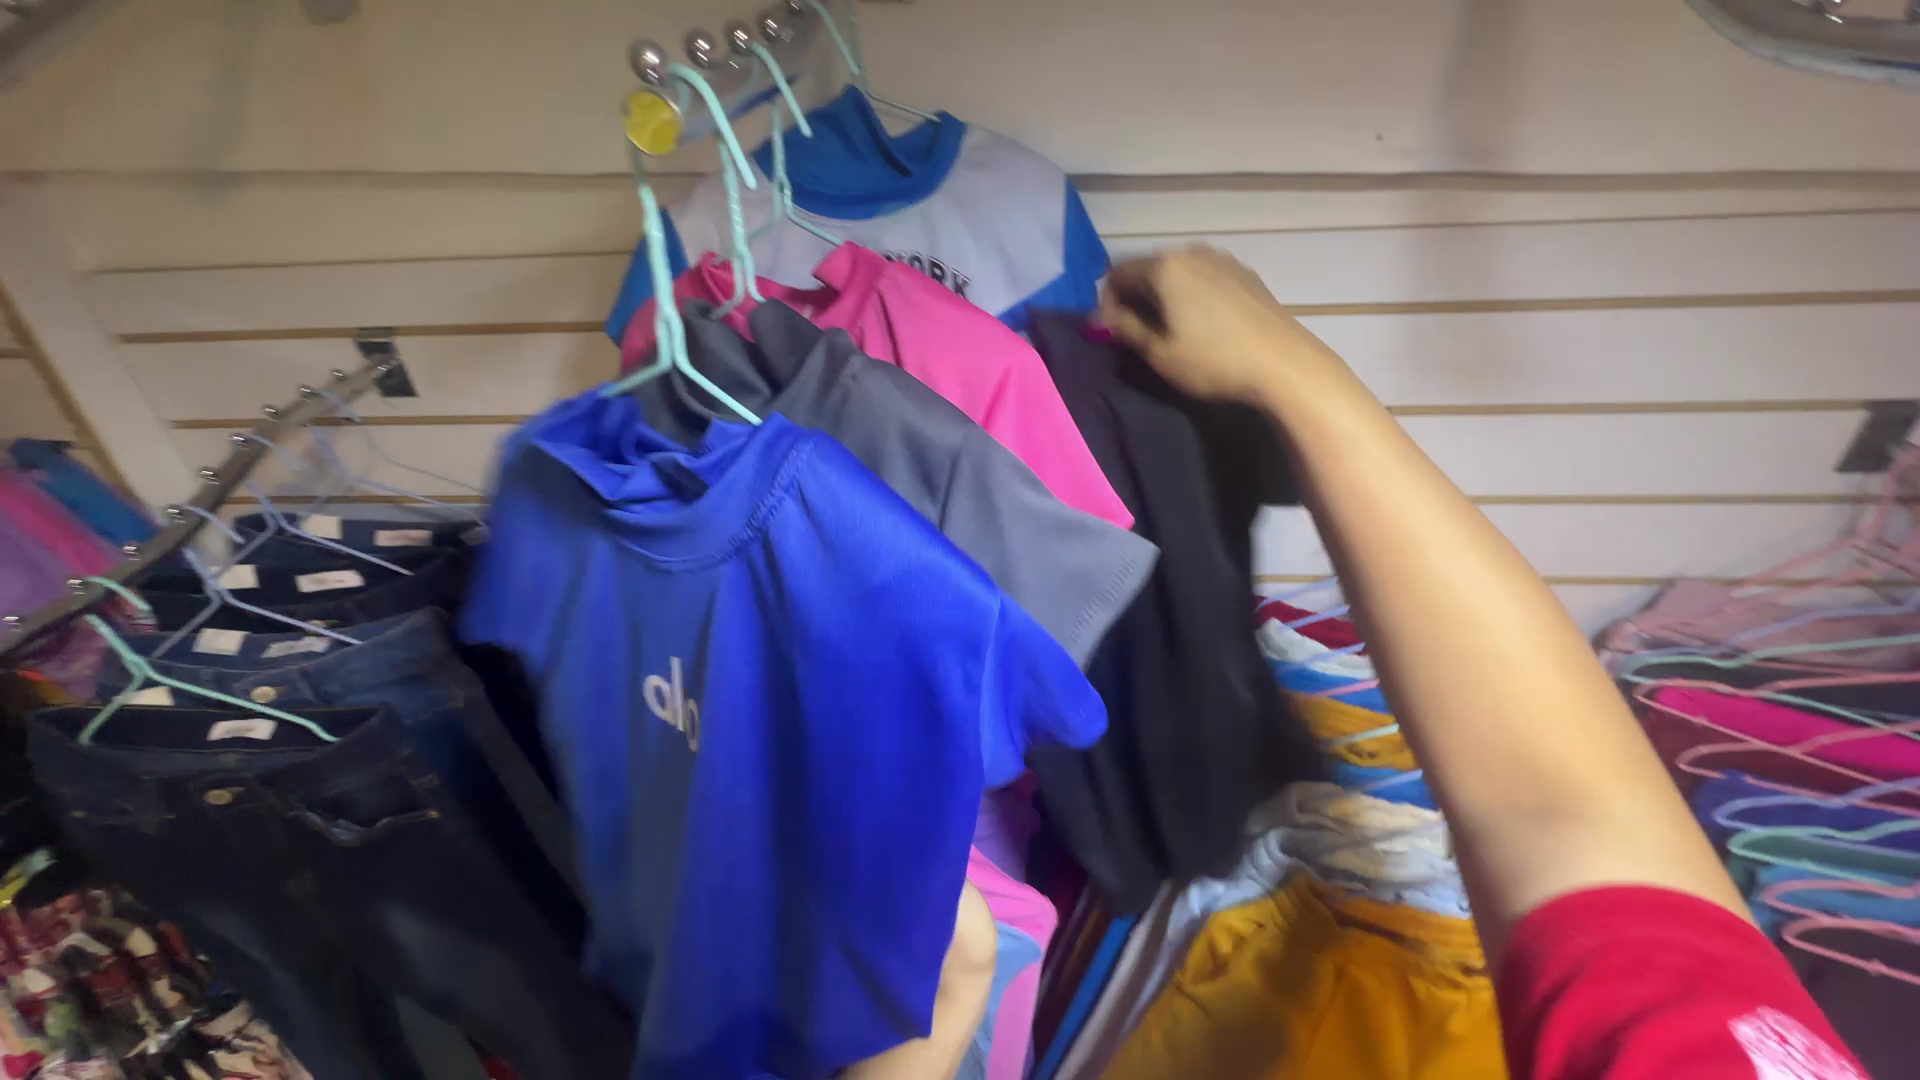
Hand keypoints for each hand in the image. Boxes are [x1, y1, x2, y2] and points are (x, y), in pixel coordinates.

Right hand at [1099, 245, 1337, 405]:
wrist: (1283, 364)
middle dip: (1136, 297)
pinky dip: (1190, 294)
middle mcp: (1191, 252)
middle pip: (1148, 268)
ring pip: (1177, 272)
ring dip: (1164, 296)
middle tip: (1139, 334)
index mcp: (1164, 266)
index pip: (1117, 272)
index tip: (1114, 332)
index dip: (1108, 302)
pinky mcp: (1244, 273)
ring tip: (1171, 330)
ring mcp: (1222, 259)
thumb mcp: (1159, 353)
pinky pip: (1203, 277)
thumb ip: (1126, 329)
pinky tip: (1202, 324)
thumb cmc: (1212, 361)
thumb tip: (1103, 316)